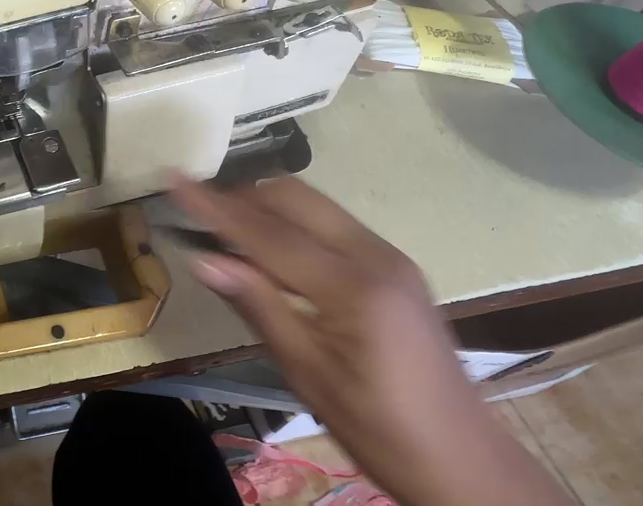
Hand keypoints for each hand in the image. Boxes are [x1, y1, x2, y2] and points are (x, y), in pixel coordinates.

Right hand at [170, 177, 571, 505]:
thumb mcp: (309, 375)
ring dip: (265, 207)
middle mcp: (376, 256)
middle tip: (196, 211)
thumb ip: (258, 306)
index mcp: (354, 288)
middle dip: (241, 197)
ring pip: (312, 205)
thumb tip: (204, 259)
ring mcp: (390, 257)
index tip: (174, 180)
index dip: (215, 207)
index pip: (268, 234)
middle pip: (293, 199)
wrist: (468, 464)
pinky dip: (291, 223)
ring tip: (223, 228)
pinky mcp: (394, 266)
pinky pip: (330, 224)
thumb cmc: (381, 431)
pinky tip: (269, 250)